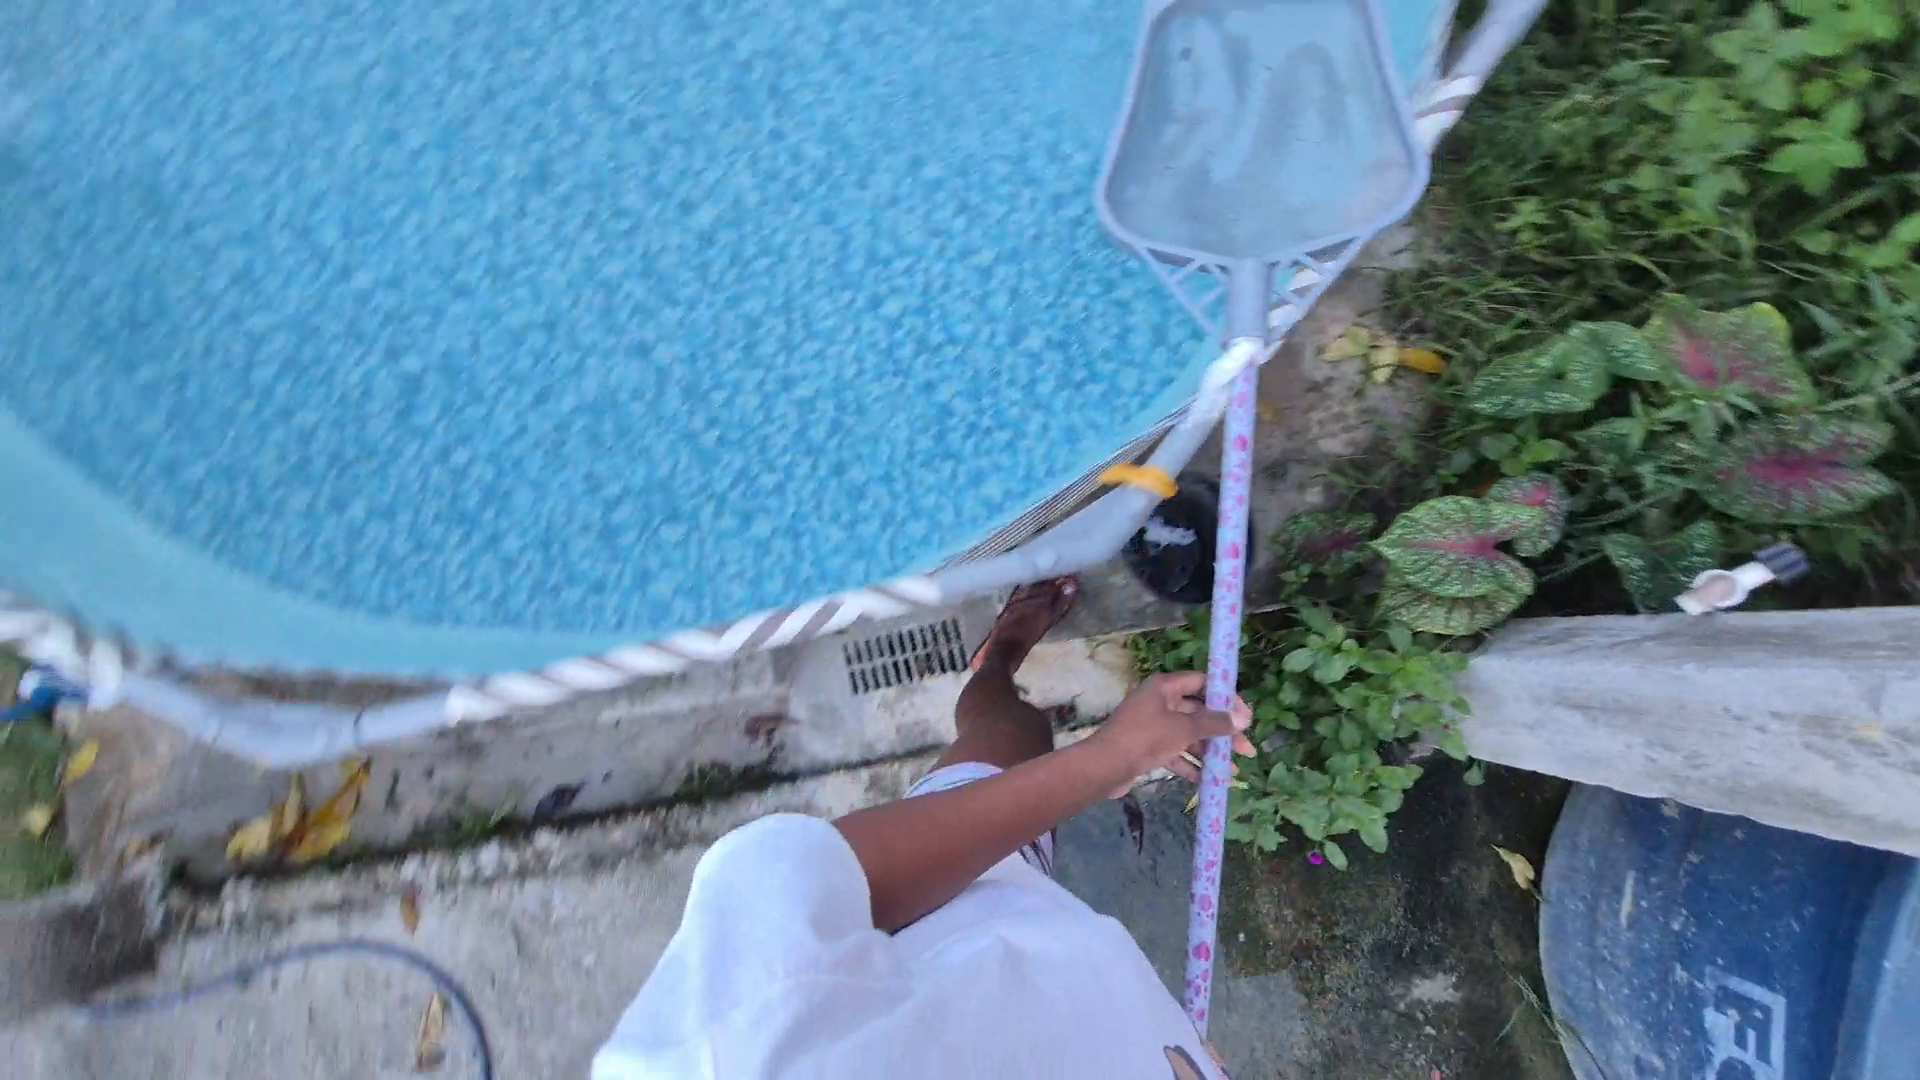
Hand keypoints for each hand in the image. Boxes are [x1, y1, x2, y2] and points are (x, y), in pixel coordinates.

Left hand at [1090, 672, 1254, 796]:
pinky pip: (1175, 752)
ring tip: (1231, 770)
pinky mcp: (1147, 747)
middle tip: (1247, 750)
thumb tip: (1242, 718)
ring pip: (1188, 734)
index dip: (1225, 697)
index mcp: (1164, 687)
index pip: (1201, 683)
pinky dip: (1190, 764)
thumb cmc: (1145, 738)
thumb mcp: (1183, 729)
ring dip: (1209, 751)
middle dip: (1222, 731)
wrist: (1105, 766)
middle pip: (1198, 712)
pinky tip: (1207, 779)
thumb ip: (1213, 723)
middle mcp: (1158, 701)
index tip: (1245, 717)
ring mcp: (1152, 725)